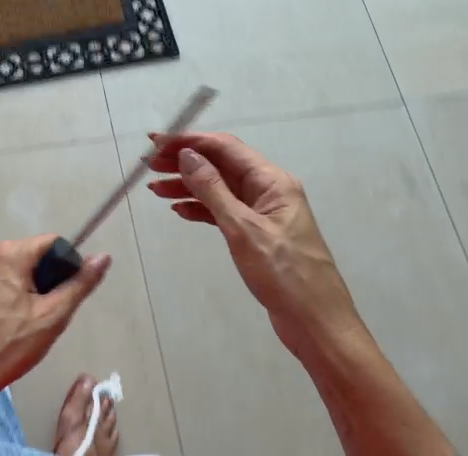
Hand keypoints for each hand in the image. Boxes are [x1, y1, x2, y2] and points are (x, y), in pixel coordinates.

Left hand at [0, 235, 111, 394]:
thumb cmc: (12, 345)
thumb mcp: (53, 316)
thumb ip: (79, 284)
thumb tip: (103, 256)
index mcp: (10, 253)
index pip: (52, 243)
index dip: (66, 265)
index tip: (66, 294)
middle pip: (32, 254)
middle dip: (46, 277)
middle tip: (48, 311)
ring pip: (15, 267)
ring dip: (28, 285)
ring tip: (29, 318)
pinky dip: (9, 291)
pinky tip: (9, 319)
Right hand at [147, 132, 361, 357]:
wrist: (318, 327)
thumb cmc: (285, 275)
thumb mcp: (243, 230)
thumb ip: (212, 190)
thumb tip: (186, 155)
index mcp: (272, 181)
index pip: (225, 147)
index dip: (188, 141)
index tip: (155, 142)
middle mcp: (268, 189)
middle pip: (220, 164)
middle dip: (184, 161)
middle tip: (149, 165)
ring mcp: (263, 212)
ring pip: (219, 187)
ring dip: (187, 185)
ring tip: (155, 189)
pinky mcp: (258, 234)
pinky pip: (223, 210)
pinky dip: (201, 208)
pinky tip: (179, 211)